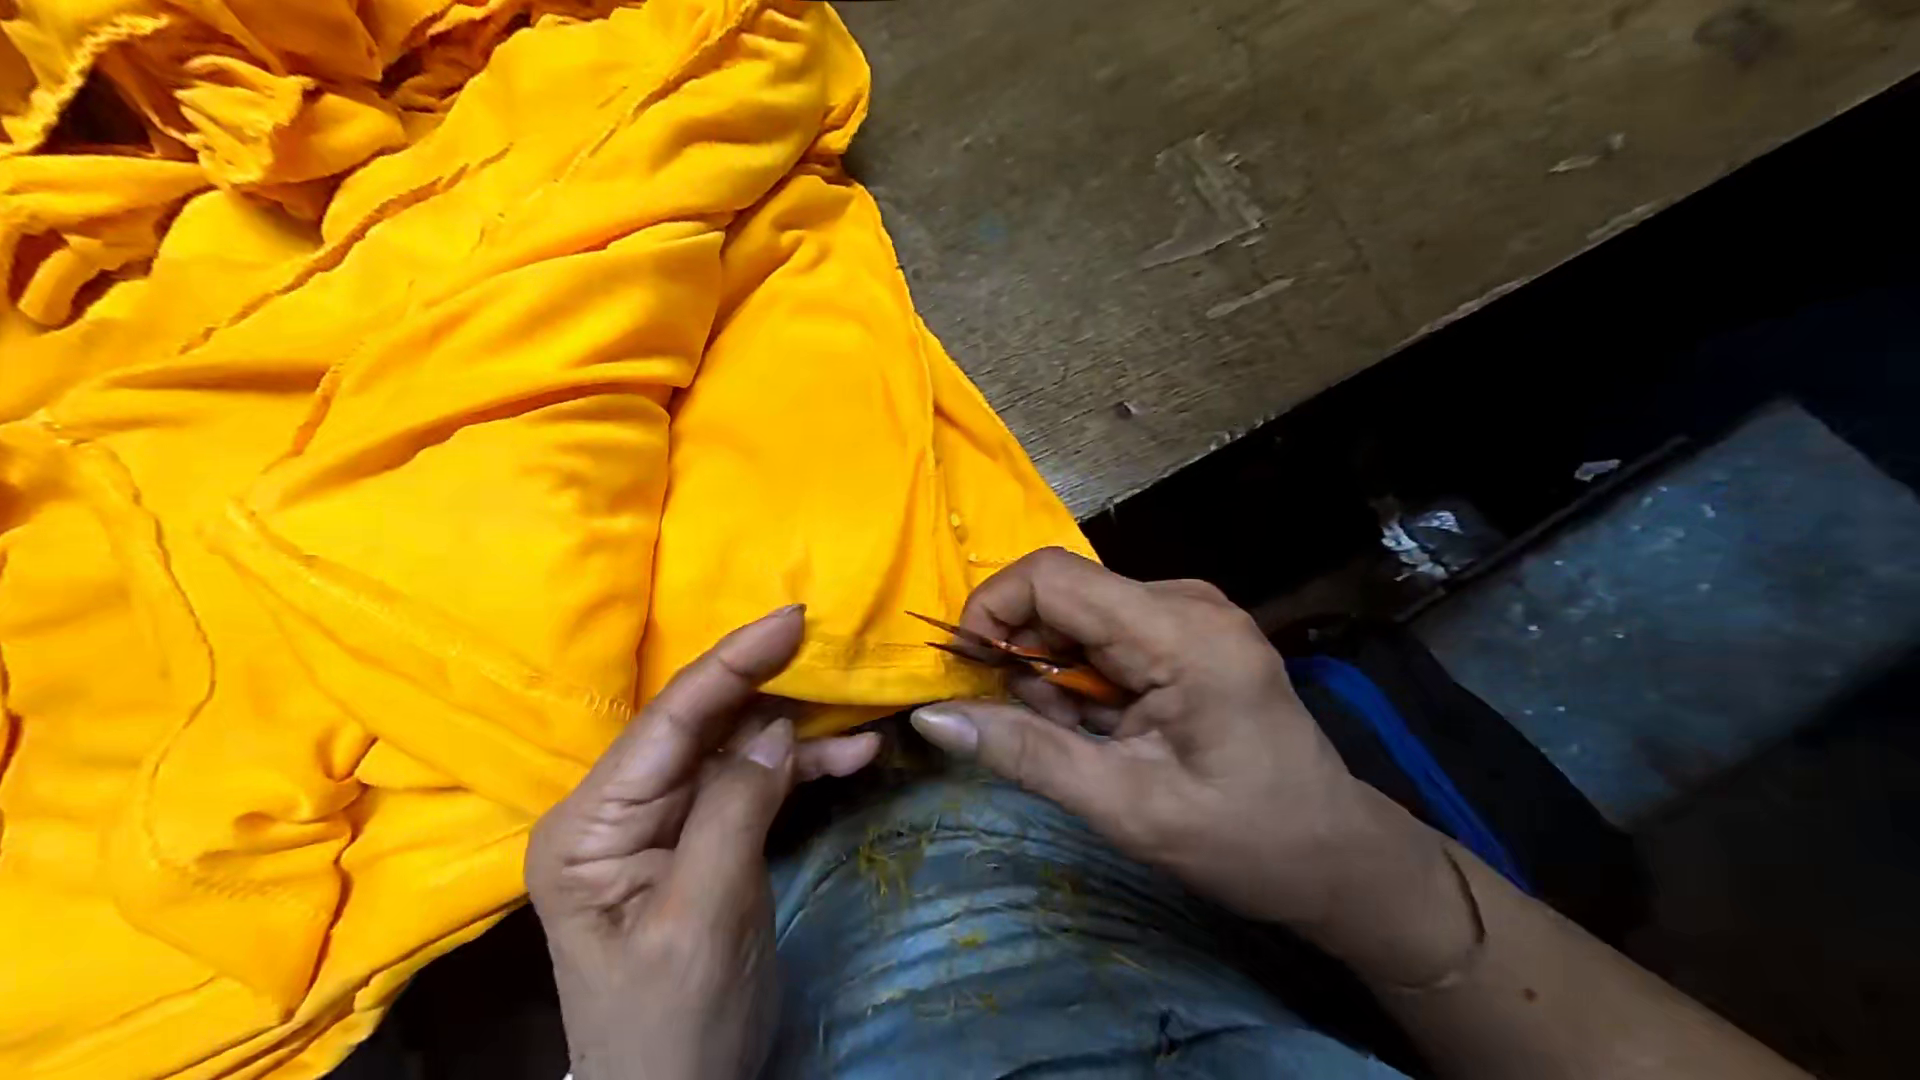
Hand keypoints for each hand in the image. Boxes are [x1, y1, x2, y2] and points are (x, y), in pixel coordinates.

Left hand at [526, 606, 880, 1079]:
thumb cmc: (671, 1022)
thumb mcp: (700, 919)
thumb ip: (734, 811)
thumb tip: (775, 727)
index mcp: (591, 825)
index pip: (667, 722)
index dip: (730, 663)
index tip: (789, 619)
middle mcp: (622, 806)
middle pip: (702, 722)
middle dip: (765, 683)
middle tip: (821, 641)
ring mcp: (667, 816)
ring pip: (737, 745)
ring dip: (799, 730)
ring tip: (855, 716)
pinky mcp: (708, 830)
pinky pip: (758, 780)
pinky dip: (806, 767)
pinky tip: (855, 756)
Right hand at [909, 550, 1462, 968]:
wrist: (1338, 854)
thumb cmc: (1247, 841)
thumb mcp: (1128, 809)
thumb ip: (1027, 755)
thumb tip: (932, 718)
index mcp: (1182, 633)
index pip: (1052, 578)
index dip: (992, 612)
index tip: (970, 675)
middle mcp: (1184, 600)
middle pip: (1061, 597)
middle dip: (1026, 660)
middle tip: (1046, 732)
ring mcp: (1187, 609)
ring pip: (1075, 617)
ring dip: (1054, 677)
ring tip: (1091, 740)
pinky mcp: (1184, 627)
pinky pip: (1102, 632)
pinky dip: (1082, 678)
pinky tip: (1109, 726)